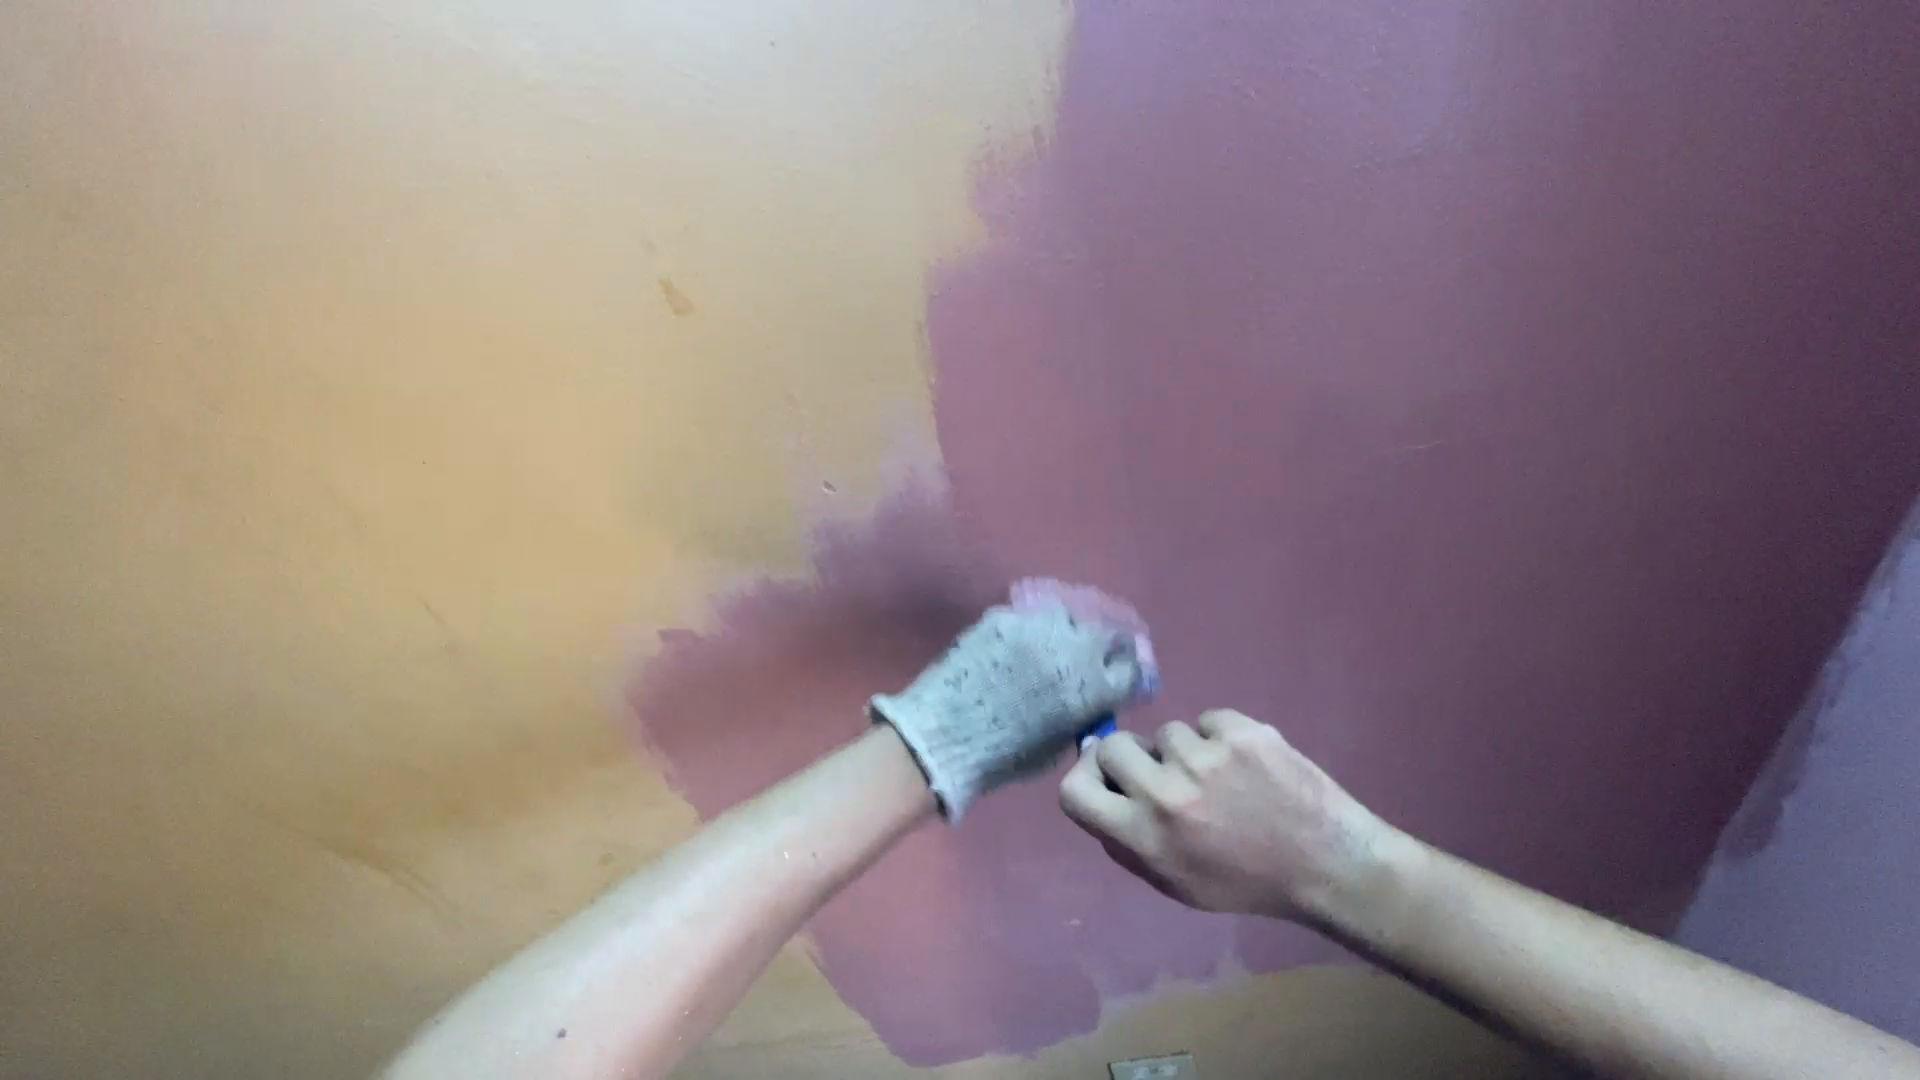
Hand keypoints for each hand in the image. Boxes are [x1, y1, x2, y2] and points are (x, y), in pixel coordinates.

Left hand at [871, 604, 1142, 820]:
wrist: (945, 734)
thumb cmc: (1003, 755)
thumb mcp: (1057, 746)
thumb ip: (1083, 714)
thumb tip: (1091, 701)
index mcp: (1091, 688)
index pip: (1133, 671)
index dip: (1134, 675)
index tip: (1126, 679)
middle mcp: (1073, 649)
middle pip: (1110, 634)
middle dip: (1112, 646)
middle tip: (1102, 655)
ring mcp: (1038, 626)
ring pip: (1073, 616)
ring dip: (1074, 631)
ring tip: (1064, 643)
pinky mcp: (1007, 616)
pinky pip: (1035, 614)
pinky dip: (1040, 627)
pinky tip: (1031, 640)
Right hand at [1058, 709, 1395, 922]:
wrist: (1328, 866)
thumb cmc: (1245, 882)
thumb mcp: (1173, 882)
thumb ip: (1125, 839)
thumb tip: (1096, 788)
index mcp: (1144, 838)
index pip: (1074, 790)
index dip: (1084, 777)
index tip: (1105, 778)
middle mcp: (1165, 794)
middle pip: (1111, 745)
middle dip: (1132, 756)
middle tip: (1161, 773)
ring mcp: (1204, 758)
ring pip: (1167, 732)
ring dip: (1184, 752)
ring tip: (1221, 779)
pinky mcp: (1241, 733)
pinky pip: (1208, 720)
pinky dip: (1221, 737)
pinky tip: (1246, 765)